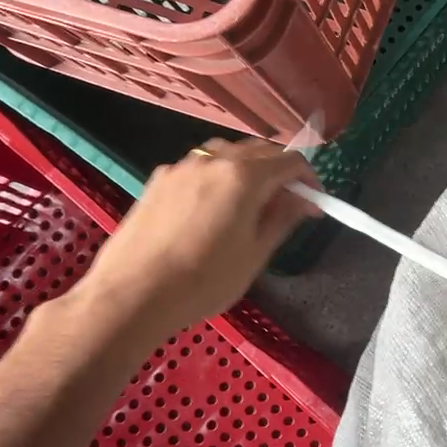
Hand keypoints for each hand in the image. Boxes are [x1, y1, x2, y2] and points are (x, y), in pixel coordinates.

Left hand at [69, 139, 319, 340]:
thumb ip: (283, 219)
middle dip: (281, 171)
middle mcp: (213, 160)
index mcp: (244, 177)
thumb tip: (305, 201)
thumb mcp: (255, 254)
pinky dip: (219, 175)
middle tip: (289, 204)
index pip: (291, 161)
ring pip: (227, 153)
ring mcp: (181, 167)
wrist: (131, 296)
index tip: (315, 203)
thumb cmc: (203, 281)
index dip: (310, 179)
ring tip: (252, 202)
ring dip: (249, 168)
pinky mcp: (158, 180)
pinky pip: (200, 166)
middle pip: (260, 150)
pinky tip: (214, 207)